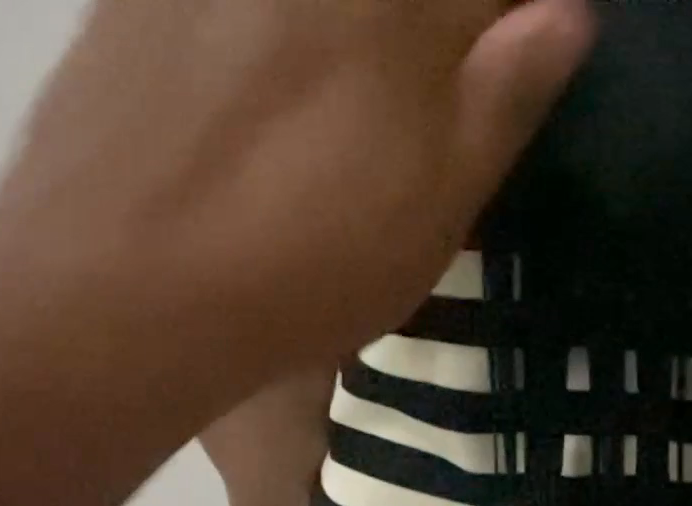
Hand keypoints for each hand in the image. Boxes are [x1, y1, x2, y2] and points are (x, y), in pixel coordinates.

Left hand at [0, 0, 591, 383]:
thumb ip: (505, 98)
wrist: (122, 292)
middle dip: (438, 32)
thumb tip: (568, 13)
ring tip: (346, 120)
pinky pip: (239, 4)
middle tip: (437, 82)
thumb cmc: (311, 264)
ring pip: (323, 7)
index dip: (511, 25)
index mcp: (398, 17)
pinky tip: (264, 88)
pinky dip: (275, 31)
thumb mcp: (437, 204)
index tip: (515, 58)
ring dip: (358, 36)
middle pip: (403, 2)